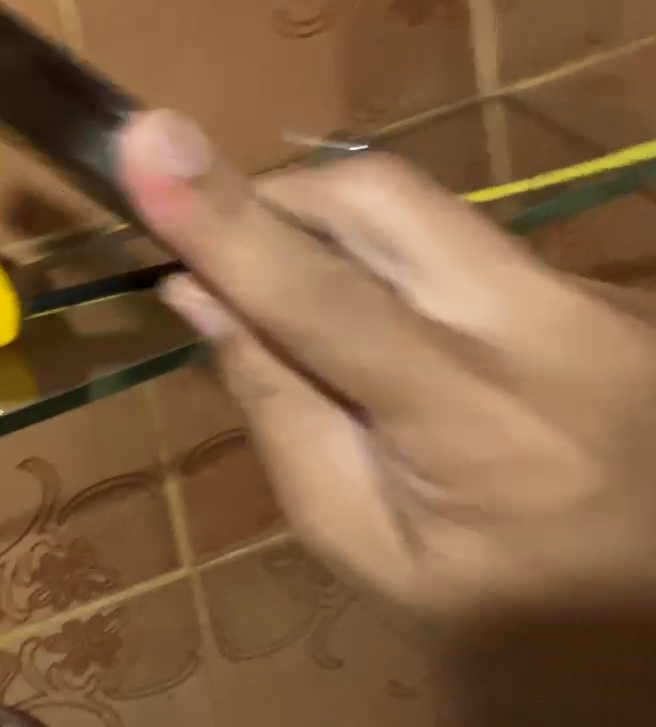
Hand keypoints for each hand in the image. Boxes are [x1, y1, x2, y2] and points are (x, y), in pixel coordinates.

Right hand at [116, 110, 655, 622]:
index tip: (146, 140)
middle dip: (272, 201)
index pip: (319, 296)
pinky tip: (384, 323)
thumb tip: (193, 288)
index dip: (222, 219)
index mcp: (484, 427)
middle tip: (229, 258)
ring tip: (301, 300)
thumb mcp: (354, 534)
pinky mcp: (603, 286)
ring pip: (412, 200)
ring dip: (319, 226)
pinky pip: (447, 232)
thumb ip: (273, 405)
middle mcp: (556, 336)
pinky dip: (375, 255)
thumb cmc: (496, 608)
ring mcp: (595, 300)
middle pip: (377, 197)